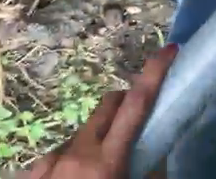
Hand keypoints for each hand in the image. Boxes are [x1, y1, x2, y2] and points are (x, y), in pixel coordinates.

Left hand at [22, 43, 178, 178]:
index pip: (137, 103)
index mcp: (107, 163)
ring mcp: (46, 170)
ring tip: (98, 167)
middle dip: (124, 103)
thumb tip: (155, 153)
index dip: (154, 72)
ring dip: (93, 139)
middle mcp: (74, 157)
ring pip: (77, 134)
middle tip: (136, 116)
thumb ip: (150, 174)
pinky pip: (50, 159)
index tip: (169, 49)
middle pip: (105, 107)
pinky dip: (65, 162)